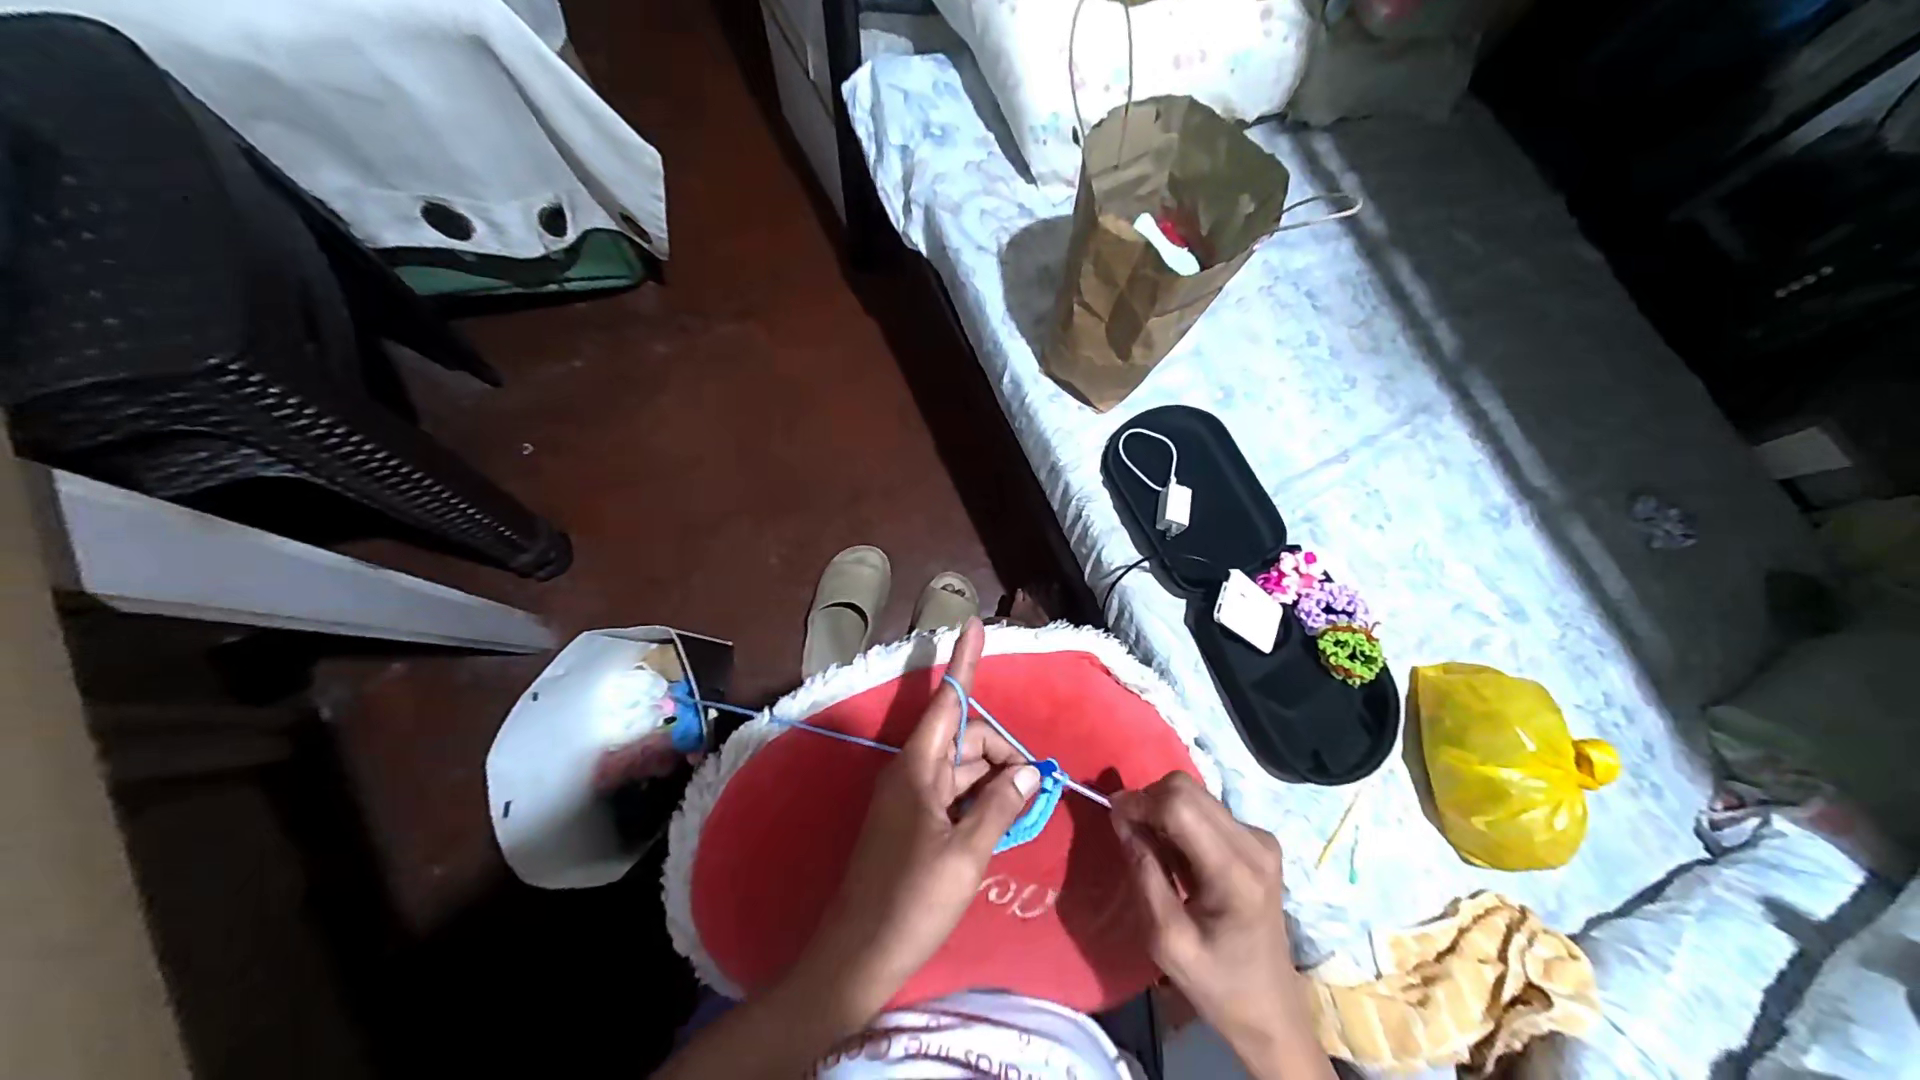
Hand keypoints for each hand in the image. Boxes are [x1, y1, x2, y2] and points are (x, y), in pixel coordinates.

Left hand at [791, 617, 1040, 1021]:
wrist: (857, 955)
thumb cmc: (912, 900)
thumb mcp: (966, 854)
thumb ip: (999, 807)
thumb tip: (1025, 773)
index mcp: (918, 768)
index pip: (948, 702)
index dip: (964, 661)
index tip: (973, 624)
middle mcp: (911, 772)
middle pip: (964, 739)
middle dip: (1001, 752)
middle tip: (1033, 790)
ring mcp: (909, 798)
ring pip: (962, 768)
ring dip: (994, 780)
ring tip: (1023, 810)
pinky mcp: (911, 822)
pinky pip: (952, 794)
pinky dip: (979, 800)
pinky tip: (1001, 821)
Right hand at [1111, 773, 1331, 1079]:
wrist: (1270, 1010)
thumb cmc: (1217, 983)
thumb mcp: (1165, 938)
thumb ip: (1143, 871)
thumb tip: (1121, 816)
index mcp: (1235, 872)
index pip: (1179, 804)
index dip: (1139, 802)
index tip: (1113, 817)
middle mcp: (1254, 843)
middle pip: (1187, 789)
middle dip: (1149, 801)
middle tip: (1128, 832)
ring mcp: (1260, 839)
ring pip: (1195, 794)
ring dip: (1163, 810)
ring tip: (1151, 847)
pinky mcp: (1259, 840)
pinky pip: (1206, 808)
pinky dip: (1180, 820)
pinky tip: (1176, 855)